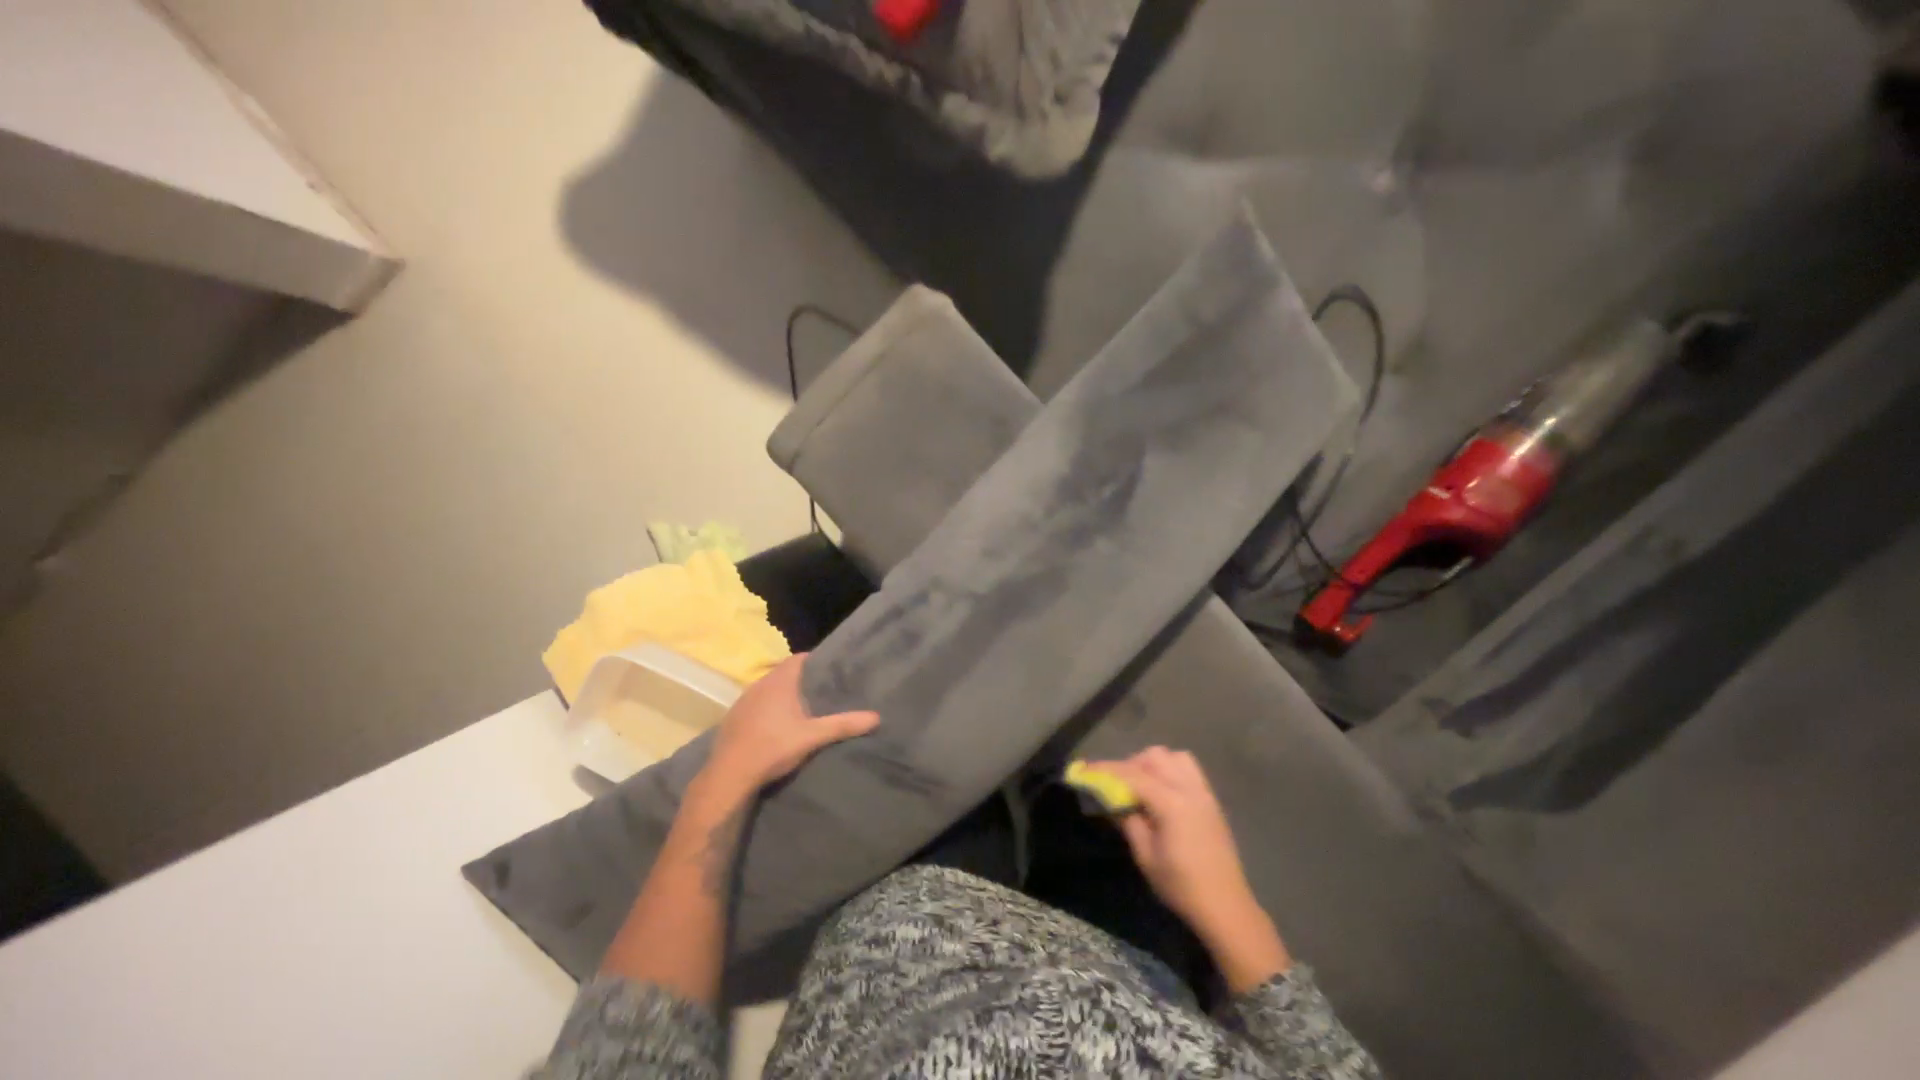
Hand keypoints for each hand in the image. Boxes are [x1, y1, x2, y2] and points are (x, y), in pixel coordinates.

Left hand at [698, 654, 878, 800]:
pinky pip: (756, 706)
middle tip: (824, 690)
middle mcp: (759, 685)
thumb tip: (876, 717)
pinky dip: (769, 710)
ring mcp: (743, 702)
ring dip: (784, 696)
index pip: (799, 659)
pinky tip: (777, 726)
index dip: (815, 661)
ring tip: (804, 708)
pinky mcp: (734, 719)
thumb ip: (843, 725)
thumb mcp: (813, 737)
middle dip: (802, 680)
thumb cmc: (773, 747)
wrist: (730, 774)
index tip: (832, 669)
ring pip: (769, 690)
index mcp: (778, 682)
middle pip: (784, 674)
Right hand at [1093, 747, 1290, 990]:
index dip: (1105, 769)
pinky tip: (1160, 795)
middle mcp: (1190, 789)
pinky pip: (1188, 770)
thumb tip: (1111, 799)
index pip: (1132, 774)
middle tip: (1115, 787)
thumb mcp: (1145, 856)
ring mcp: (1204, 793)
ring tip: (1140, 788)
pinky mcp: (1212, 801)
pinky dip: (1170, 771)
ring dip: (1153, 764)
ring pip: (1175, 757)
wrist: (1225, 905)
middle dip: (1130, 765)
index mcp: (1172, 803)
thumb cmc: (1180, 885)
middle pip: (1155, 757)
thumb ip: (1128, 820)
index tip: (1084, 769)